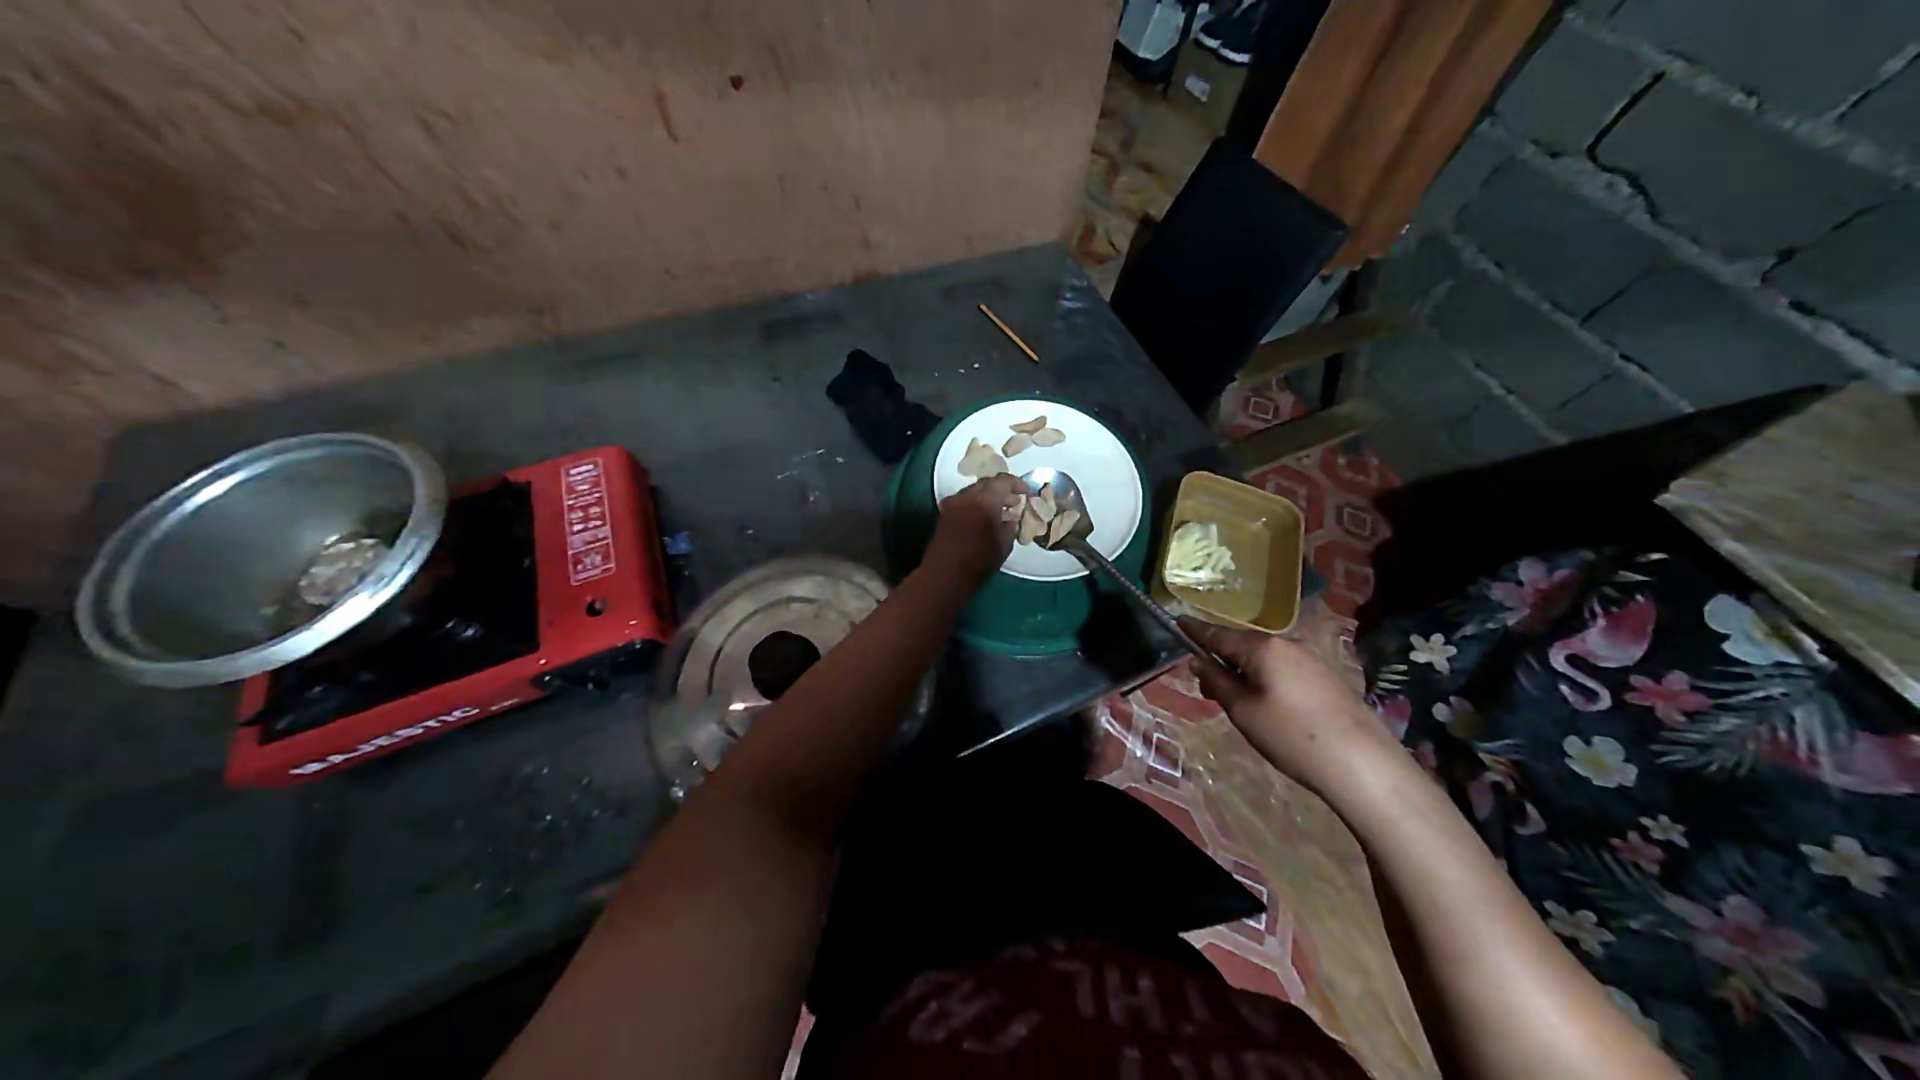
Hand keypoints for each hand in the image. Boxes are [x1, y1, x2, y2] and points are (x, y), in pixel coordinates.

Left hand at [926, 474, 1023, 582]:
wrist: (944, 576)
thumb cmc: (979, 562)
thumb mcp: (1004, 545)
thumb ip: (1010, 526)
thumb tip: (1010, 519)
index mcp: (984, 501)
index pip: (1003, 481)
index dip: (1017, 484)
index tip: (1026, 494)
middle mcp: (966, 496)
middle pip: (987, 483)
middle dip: (1002, 490)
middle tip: (1014, 502)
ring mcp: (952, 503)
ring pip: (974, 491)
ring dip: (988, 497)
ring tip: (1000, 511)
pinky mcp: (944, 513)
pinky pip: (964, 501)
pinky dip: (976, 504)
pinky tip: (984, 518)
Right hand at [1181, 617, 1410, 800]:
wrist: (1362, 763)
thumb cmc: (1292, 736)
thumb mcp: (1243, 711)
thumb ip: (1217, 681)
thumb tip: (1198, 661)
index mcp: (1264, 647)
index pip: (1219, 634)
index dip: (1196, 630)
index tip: (1177, 621)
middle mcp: (1289, 643)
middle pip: (1244, 645)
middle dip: (1222, 658)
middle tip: (1206, 685)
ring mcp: (1313, 658)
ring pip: (1266, 658)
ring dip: (1246, 670)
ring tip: (1235, 698)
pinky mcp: (1329, 676)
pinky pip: (1286, 667)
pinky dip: (1267, 677)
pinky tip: (1267, 702)